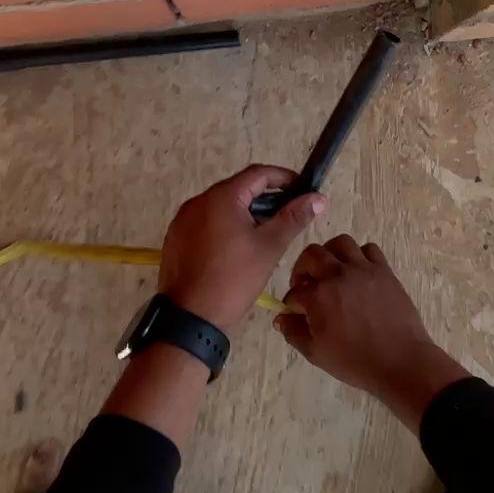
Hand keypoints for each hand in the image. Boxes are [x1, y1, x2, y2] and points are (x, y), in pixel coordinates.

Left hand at [158, 165, 324, 333]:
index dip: (283, 177)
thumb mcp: (270, 247)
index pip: (258, 174)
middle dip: (265, 197)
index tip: (301, 189)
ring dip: (245, 212)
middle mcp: (198, 202)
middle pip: (238, 189)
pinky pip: (206, 222)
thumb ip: (294, 218)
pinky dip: (225, 226)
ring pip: (221, 207)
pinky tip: (238, 249)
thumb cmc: (234, 279)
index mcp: (221, 198)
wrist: (190, 319)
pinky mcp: (176, 239)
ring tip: (265, 233)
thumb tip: (317, 198)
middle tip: (287, 215)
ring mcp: (183, 220)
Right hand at [274, 236, 469, 429]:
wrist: (400, 360)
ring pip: (340, 243)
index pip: (295, 293)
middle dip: (303, 269)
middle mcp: (338, 274)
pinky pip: (369, 249)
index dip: (291, 304)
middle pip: (311, 255)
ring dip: (330, 255)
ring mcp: (363, 269)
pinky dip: (359, 256)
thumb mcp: (316, 353)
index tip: (296, 313)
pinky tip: (358, 273)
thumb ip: (294, 332)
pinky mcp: (384, 270)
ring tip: (331, 272)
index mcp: (318, 296)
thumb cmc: (355, 361)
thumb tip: (281, 318)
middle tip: (306, 286)